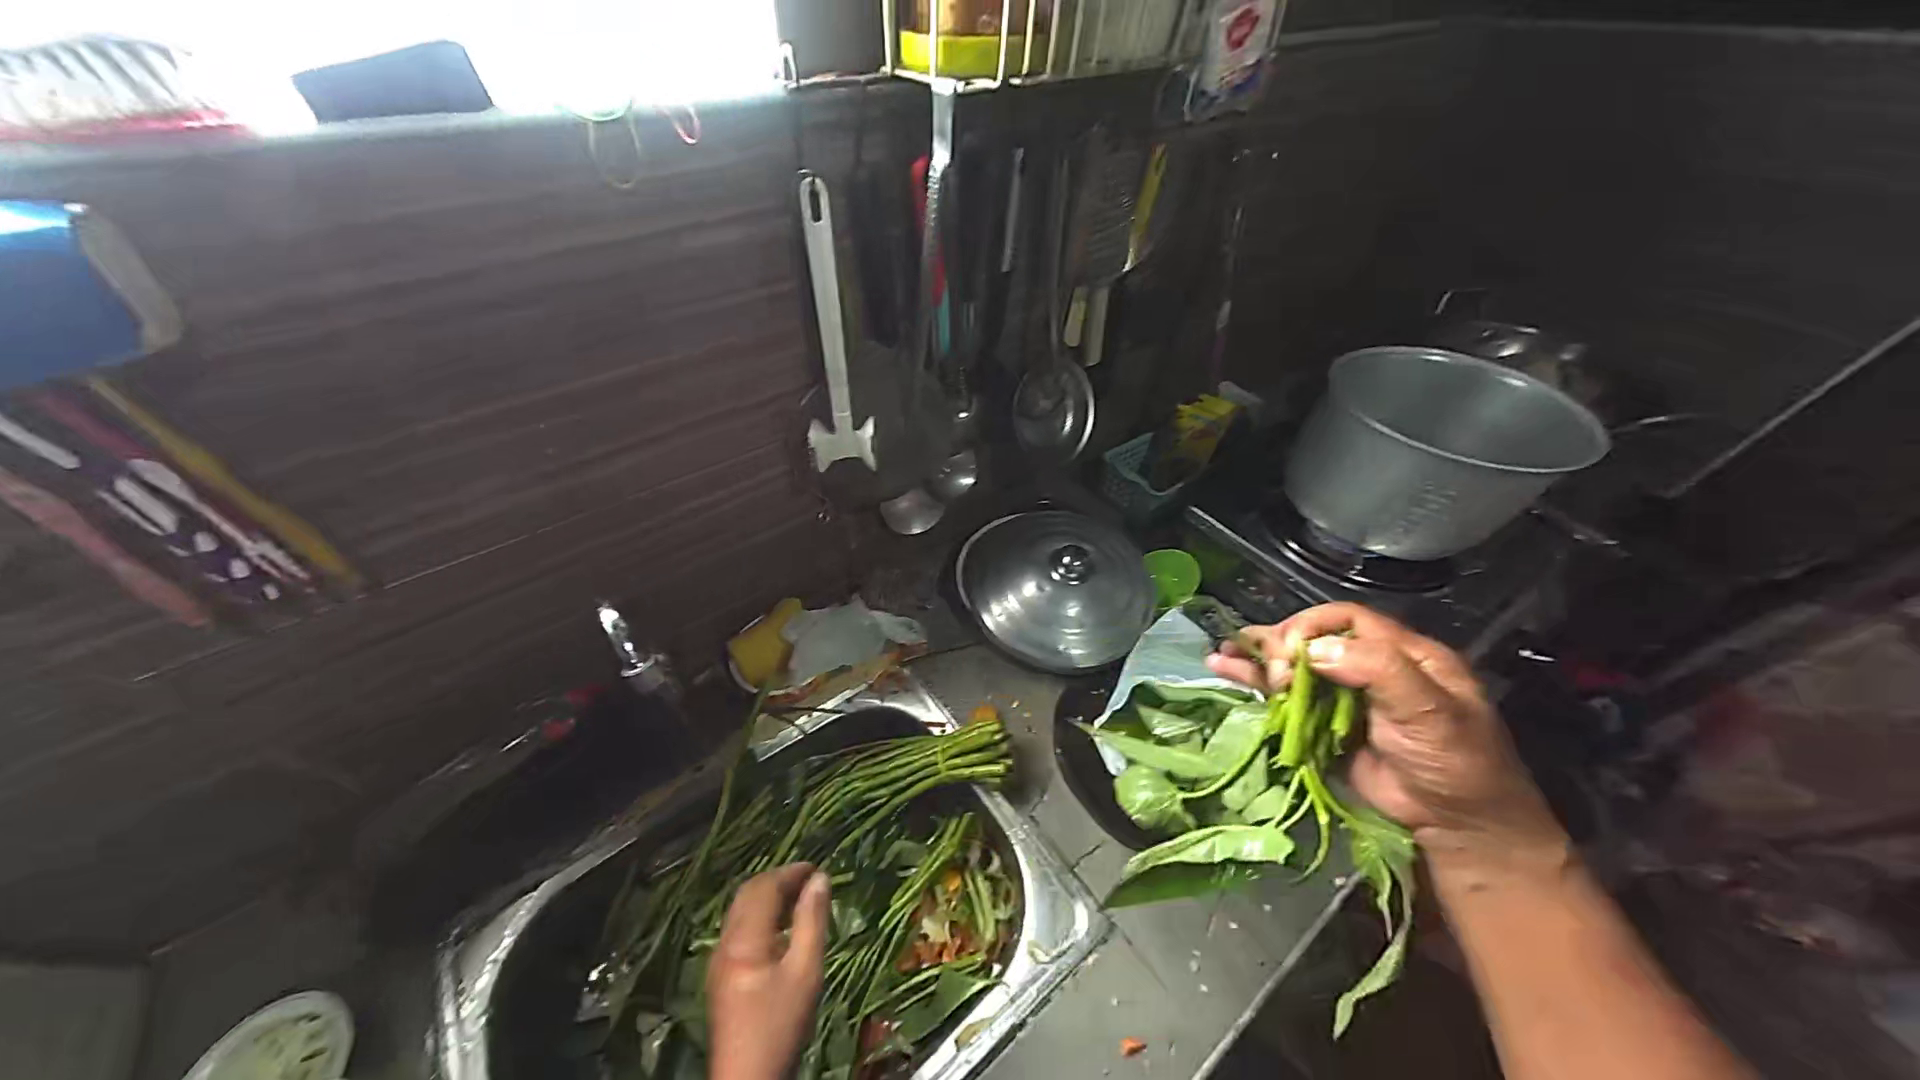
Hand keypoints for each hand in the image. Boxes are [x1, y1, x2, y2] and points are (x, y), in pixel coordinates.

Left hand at [707, 863, 830, 1079]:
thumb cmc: (781, 1026)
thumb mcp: (806, 972)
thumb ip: (812, 921)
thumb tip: (820, 879)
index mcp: (743, 939)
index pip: (765, 888)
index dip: (791, 873)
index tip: (817, 869)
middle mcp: (725, 942)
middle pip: (748, 894)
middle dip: (778, 880)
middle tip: (809, 880)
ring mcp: (719, 959)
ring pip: (741, 910)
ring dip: (769, 897)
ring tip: (799, 900)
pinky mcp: (720, 975)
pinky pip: (738, 929)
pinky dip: (761, 916)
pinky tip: (782, 930)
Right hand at [1207, 603, 1566, 871]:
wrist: (1455, 825)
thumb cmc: (1456, 763)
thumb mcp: (1431, 710)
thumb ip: (1378, 670)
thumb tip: (1315, 651)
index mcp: (1401, 653)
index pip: (1346, 619)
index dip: (1312, 626)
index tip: (1292, 651)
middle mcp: (1364, 666)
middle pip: (1310, 638)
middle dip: (1282, 647)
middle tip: (1273, 673)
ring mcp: (1338, 695)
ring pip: (1289, 663)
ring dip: (1255, 656)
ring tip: (1224, 654)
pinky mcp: (1317, 722)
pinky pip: (1279, 694)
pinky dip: (1250, 680)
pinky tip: (1222, 667)